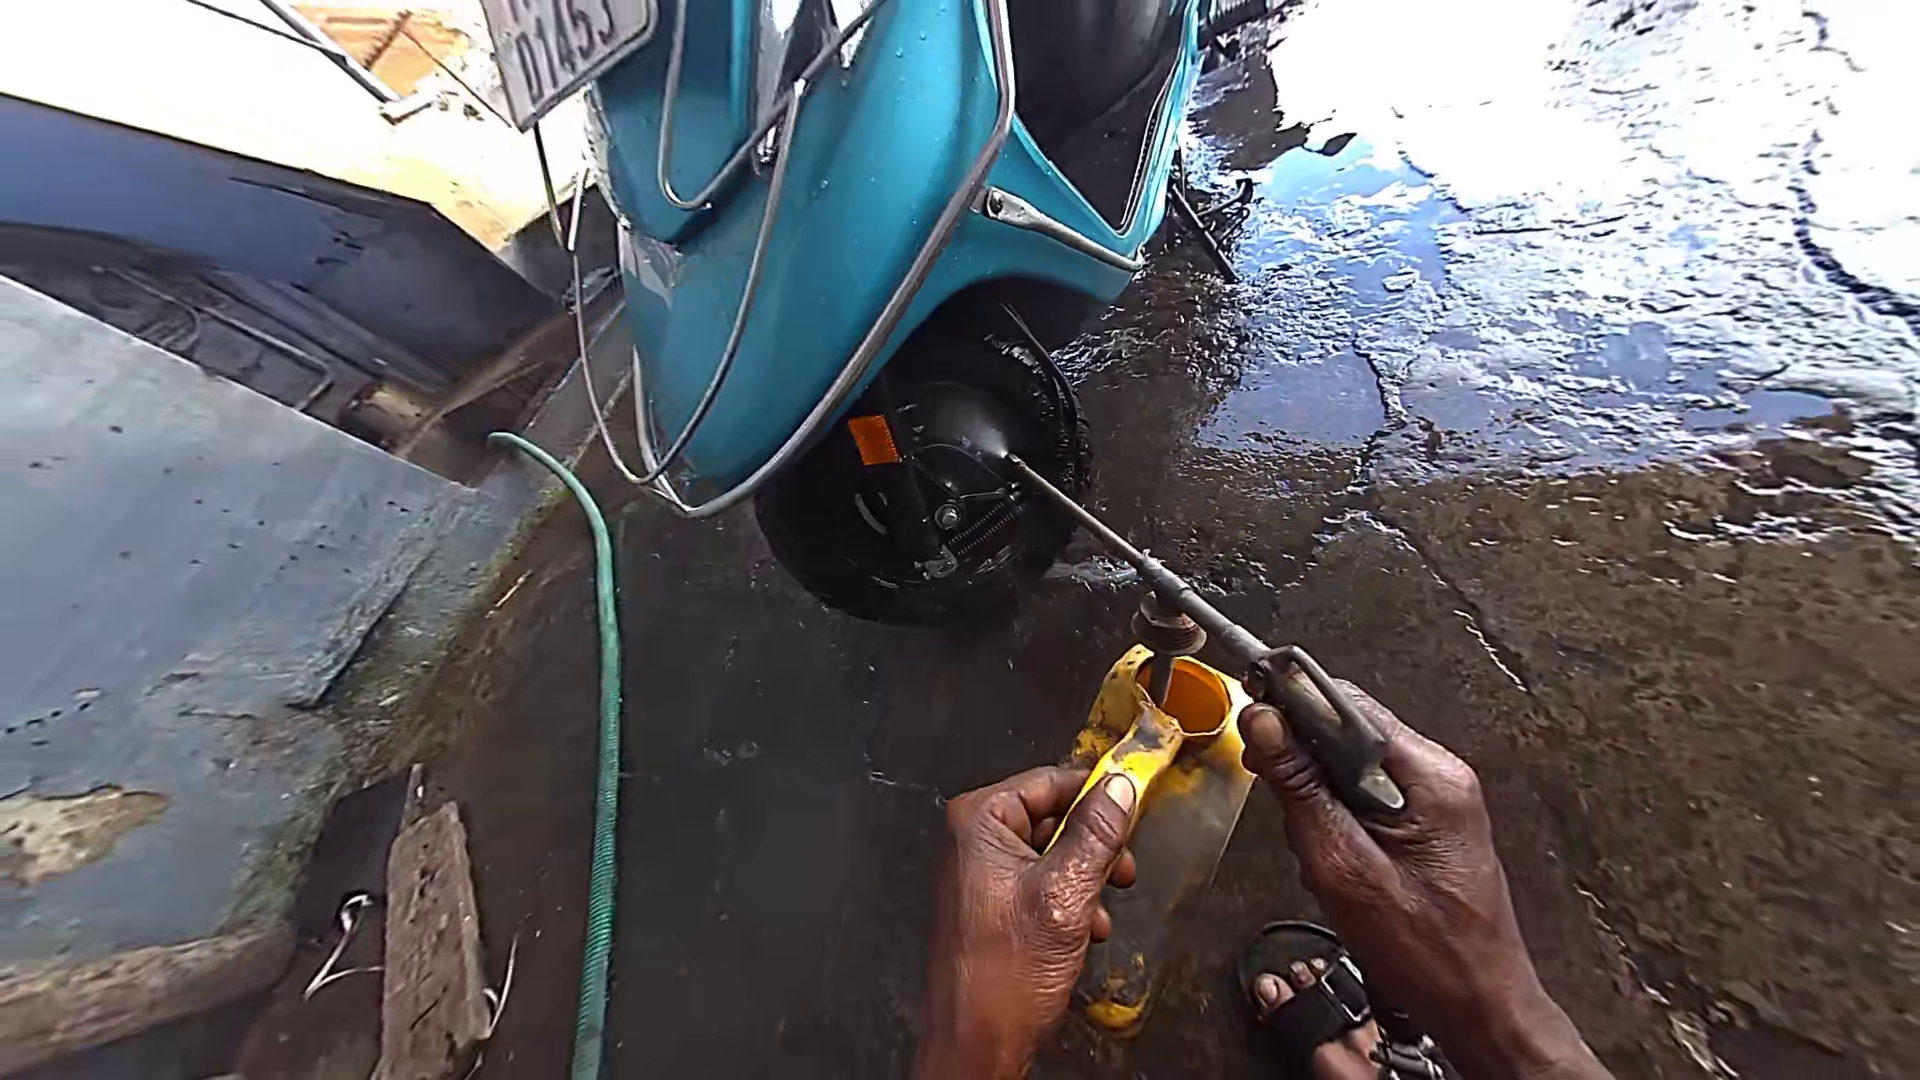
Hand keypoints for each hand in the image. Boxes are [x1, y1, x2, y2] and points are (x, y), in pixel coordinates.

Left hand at [916, 766, 1139, 1079]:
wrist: (974, 1046)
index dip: (1094, 792)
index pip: (1049, 781)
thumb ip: (1096, 834)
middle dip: (1092, 844)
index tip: (1132, 801)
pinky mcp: (992, 894)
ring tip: (1102, 906)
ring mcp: (981, 865)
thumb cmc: (1003, 975)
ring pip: (1051, 849)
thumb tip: (1118, 787)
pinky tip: (1085, 926)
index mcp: (980, 817)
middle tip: (1123, 866)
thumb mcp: (1065, 893)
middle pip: (1051, 814)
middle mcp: (975, 833)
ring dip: (1085, 875)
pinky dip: (1068, 896)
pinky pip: (1040, 876)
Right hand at [1240, 685, 1610, 1079]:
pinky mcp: (1419, 809)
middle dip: (1296, 750)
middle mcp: (1435, 772)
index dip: (1290, 704)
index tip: (1252, 716)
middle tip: (1266, 776)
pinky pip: (1356, 779)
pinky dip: (1327, 798)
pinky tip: (1323, 834)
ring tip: (1304, 827)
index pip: (1344, 705)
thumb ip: (1298, 785)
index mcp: (1429, 776)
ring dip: (1309, 780)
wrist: (1477, 1008)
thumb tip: (1262, 720)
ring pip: (1343, 752)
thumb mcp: (1341, 862)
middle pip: (1342, 724)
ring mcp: (1430, 791)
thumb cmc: (1422, 948)